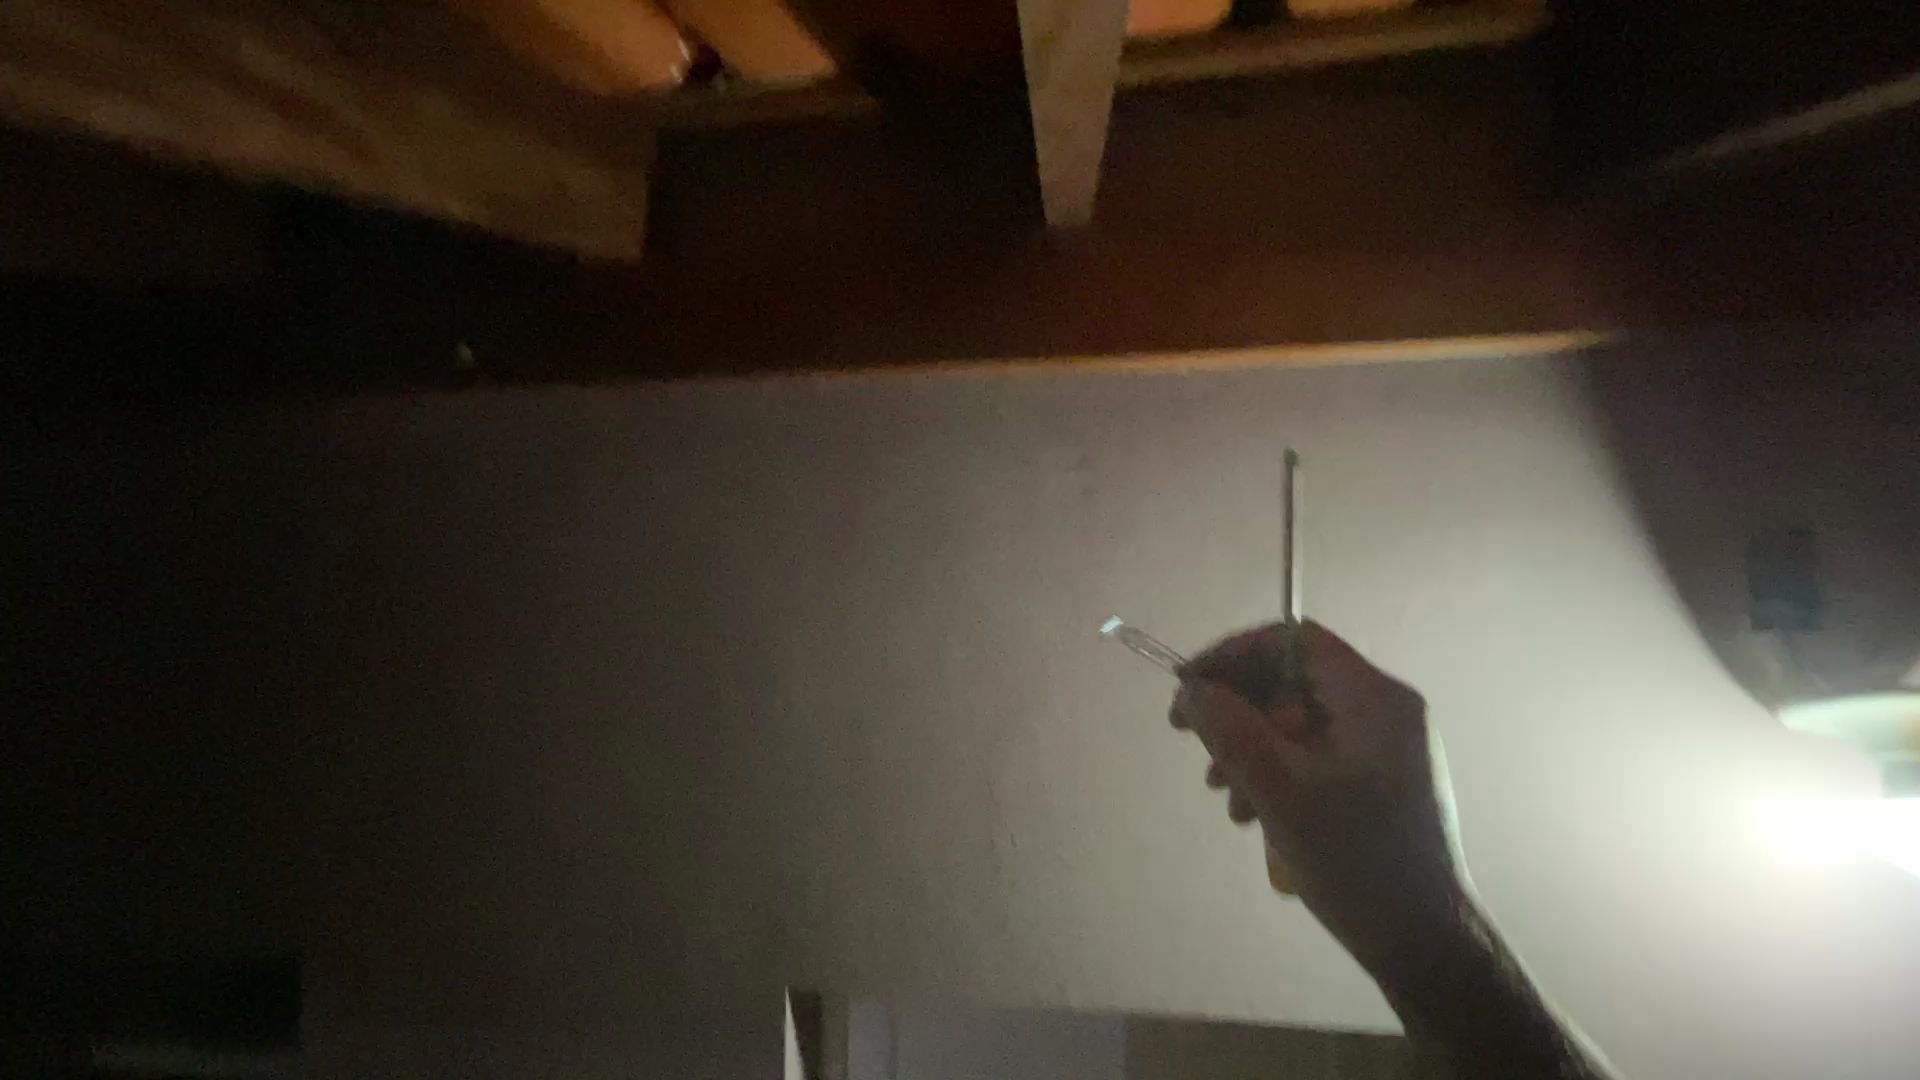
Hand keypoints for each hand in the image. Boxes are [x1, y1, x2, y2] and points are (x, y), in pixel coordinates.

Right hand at [1171, 621, 1464, 965]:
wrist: (1423, 945)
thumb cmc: (1354, 860)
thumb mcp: (1277, 788)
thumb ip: (1227, 727)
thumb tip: (1191, 689)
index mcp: (1373, 698)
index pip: (1292, 639)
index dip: (1233, 653)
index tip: (1190, 685)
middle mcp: (1381, 710)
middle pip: (1288, 678)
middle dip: (1233, 707)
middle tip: (1189, 738)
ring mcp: (1379, 745)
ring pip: (1291, 717)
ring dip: (1244, 743)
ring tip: (1220, 791)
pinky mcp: (1371, 776)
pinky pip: (1306, 750)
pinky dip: (1269, 768)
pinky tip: (1248, 809)